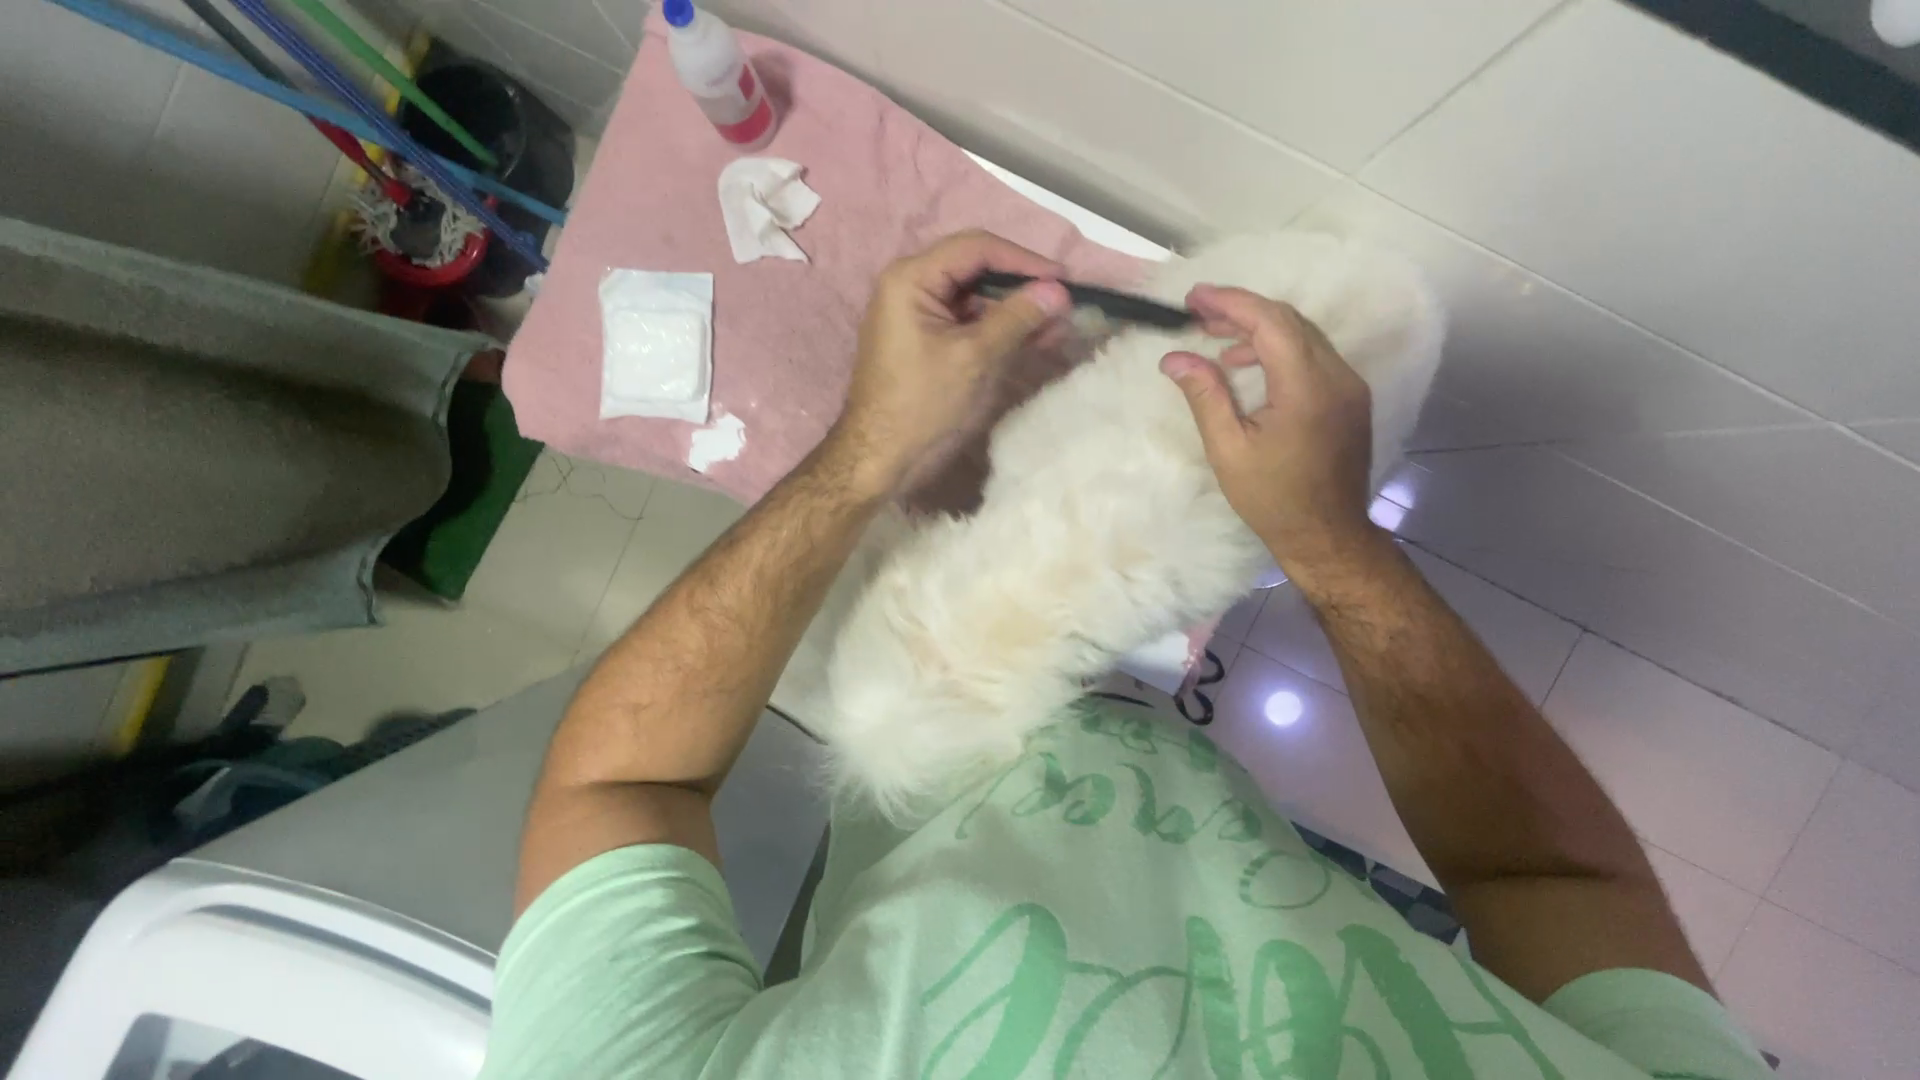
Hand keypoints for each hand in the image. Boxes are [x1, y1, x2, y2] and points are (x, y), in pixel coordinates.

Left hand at [828, 230, 1070, 496]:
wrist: (879, 457)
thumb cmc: (922, 405)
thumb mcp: (974, 357)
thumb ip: (1017, 318)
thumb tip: (1060, 291)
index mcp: (911, 278)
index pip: (977, 248)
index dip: (1024, 260)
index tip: (1064, 280)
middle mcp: (909, 285)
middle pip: (976, 269)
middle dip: (1021, 287)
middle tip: (1063, 306)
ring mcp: (915, 314)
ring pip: (974, 298)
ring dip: (1013, 311)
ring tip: (1055, 329)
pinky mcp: (922, 339)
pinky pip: (965, 323)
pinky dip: (996, 330)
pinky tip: (1030, 341)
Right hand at [1159, 285, 1383, 588]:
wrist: (1327, 535)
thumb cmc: (1272, 498)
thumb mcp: (1228, 449)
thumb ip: (1205, 395)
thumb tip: (1175, 357)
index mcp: (1306, 388)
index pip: (1270, 323)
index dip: (1231, 303)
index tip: (1194, 298)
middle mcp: (1337, 376)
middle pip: (1289, 321)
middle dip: (1243, 311)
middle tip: (1199, 313)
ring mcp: (1349, 386)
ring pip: (1304, 335)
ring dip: (1261, 329)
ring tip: (1218, 341)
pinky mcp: (1350, 398)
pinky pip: (1314, 356)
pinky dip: (1280, 349)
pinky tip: (1249, 366)